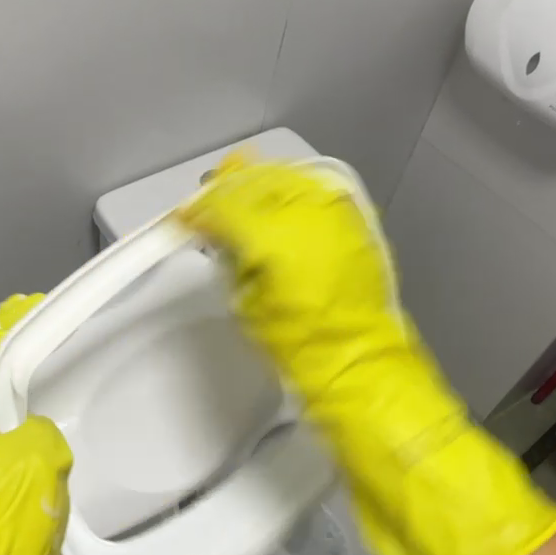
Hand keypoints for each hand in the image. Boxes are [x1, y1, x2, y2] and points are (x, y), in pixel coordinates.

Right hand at [179, 158, 555, 554]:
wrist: (368, 377)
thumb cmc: (303, 354)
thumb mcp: (248, 308)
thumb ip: (232, 261)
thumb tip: (220, 235)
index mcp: (275, 243)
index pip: (226, 205)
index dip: (201, 209)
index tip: (187, 218)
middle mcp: (310, 219)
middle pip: (256, 181)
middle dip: (229, 190)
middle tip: (210, 208)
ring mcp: (338, 219)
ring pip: (288, 178)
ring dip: (260, 185)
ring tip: (242, 204)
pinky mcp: (358, 226)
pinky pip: (317, 192)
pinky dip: (293, 193)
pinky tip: (279, 207)